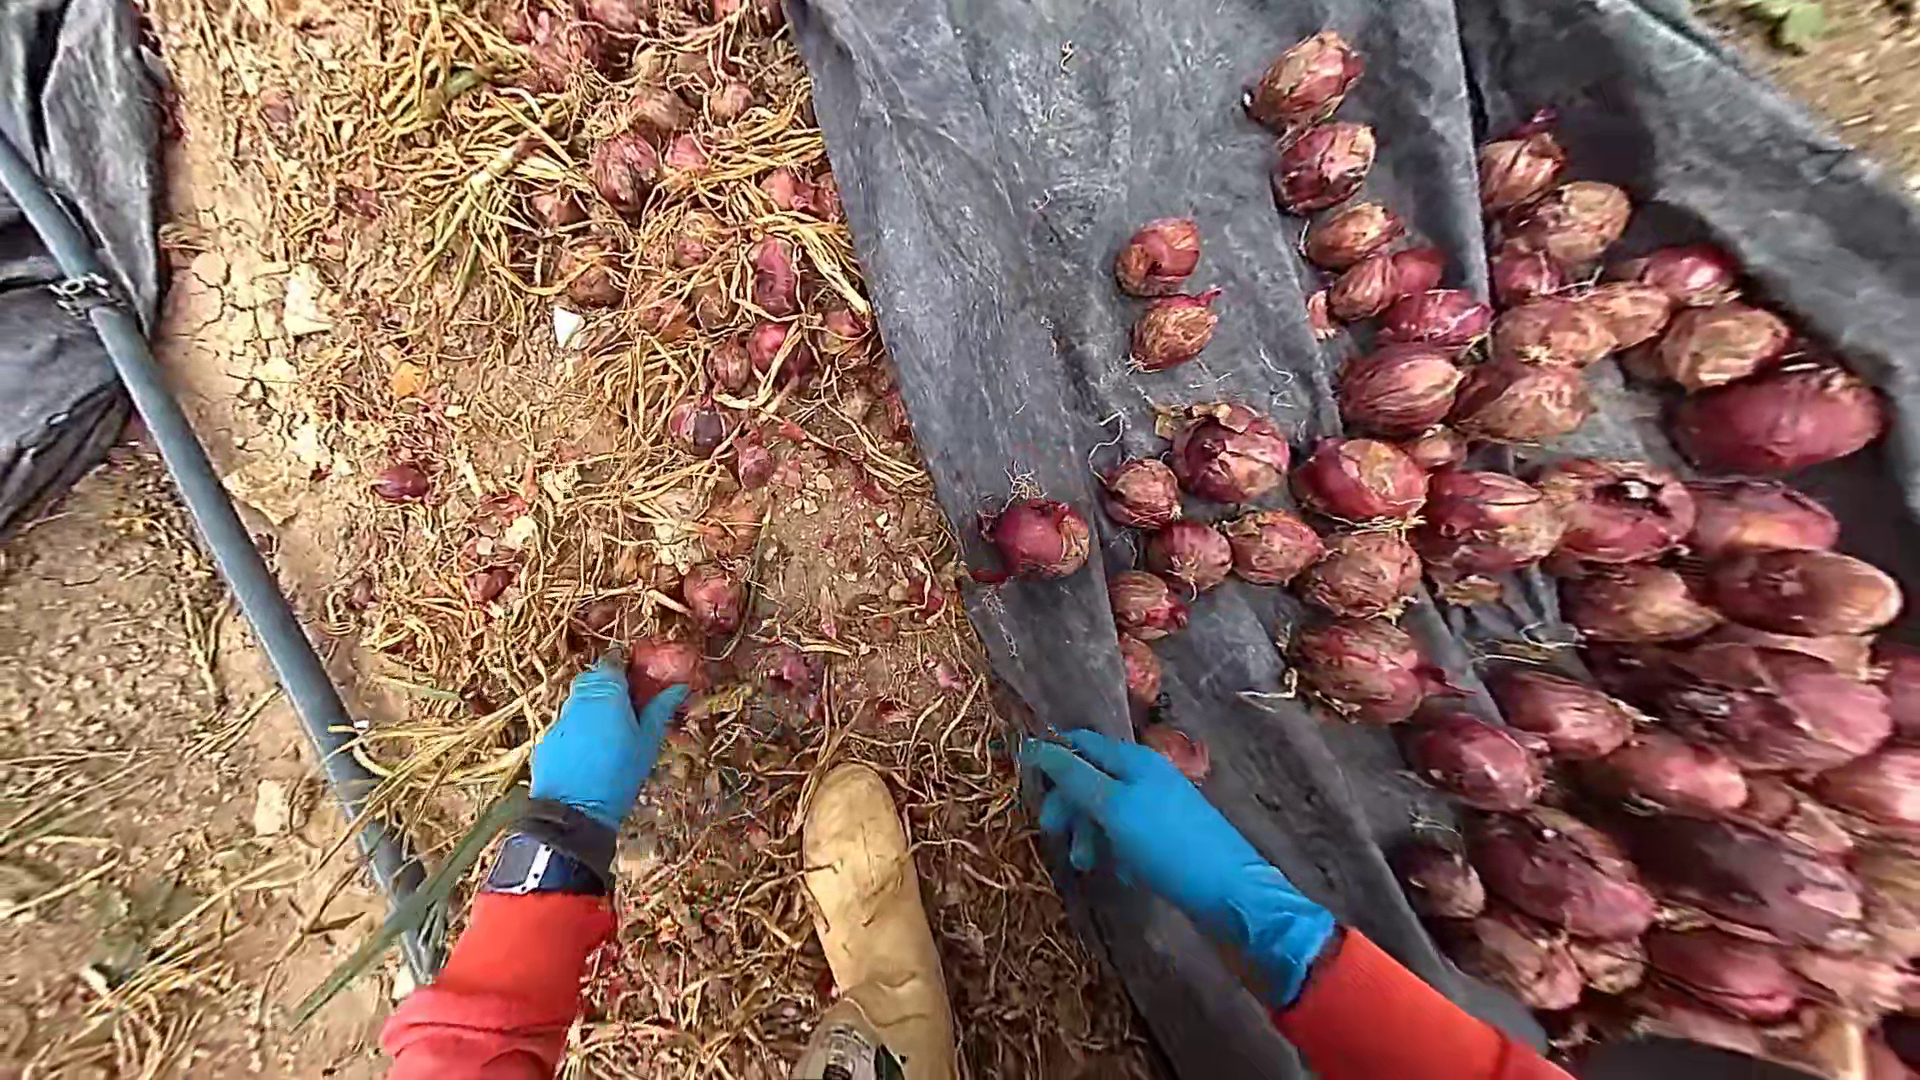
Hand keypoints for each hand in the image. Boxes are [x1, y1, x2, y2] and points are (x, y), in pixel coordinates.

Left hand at [530, 657, 688, 827]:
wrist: (573, 813)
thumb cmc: (620, 772)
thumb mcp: (649, 740)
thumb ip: (661, 708)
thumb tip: (679, 687)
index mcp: (607, 694)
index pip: (613, 661)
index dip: (627, 665)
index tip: (640, 678)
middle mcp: (579, 700)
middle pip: (593, 676)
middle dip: (611, 682)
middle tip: (631, 701)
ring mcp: (560, 720)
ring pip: (579, 698)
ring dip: (596, 702)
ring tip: (614, 726)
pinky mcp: (548, 740)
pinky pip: (568, 721)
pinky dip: (581, 724)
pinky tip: (594, 746)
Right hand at [1020, 729, 1336, 1006]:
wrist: (1235, 897)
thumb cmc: (1167, 845)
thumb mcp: (1113, 807)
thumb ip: (1073, 775)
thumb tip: (1035, 744)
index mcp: (1132, 759)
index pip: (1080, 742)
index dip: (1051, 758)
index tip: (1026, 784)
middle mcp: (1143, 774)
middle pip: (1090, 776)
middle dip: (1068, 803)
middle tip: (1052, 832)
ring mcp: (1156, 804)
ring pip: (1105, 807)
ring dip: (1088, 830)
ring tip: (1085, 862)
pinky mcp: (1165, 834)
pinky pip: (1125, 830)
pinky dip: (1113, 845)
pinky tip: (1117, 869)